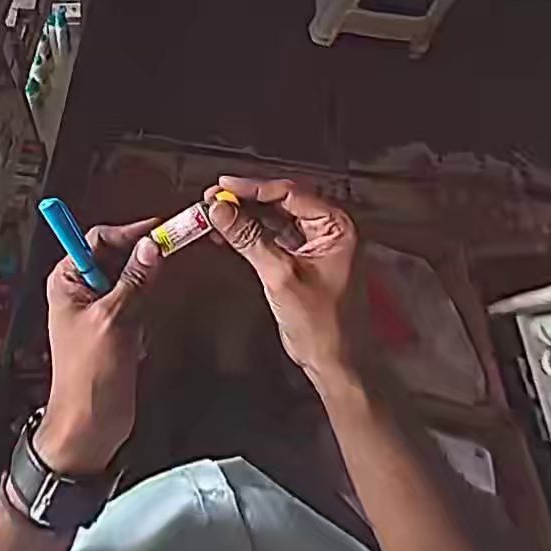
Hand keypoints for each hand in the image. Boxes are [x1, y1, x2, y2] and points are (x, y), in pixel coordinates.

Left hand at [38, 217, 163, 474]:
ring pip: (133, 279)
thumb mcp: (114, 320)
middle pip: (118, 256)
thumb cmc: (87, 377)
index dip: (129, 232)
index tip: (159, 229)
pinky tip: (137, 339)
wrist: (90, 428)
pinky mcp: (117, 325)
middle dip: (140, 266)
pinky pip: (139, 303)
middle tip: (166, 260)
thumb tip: (152, 245)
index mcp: (68, 280)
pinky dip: (145, 315)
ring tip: (138, 321)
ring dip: (143, 296)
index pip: (99, 238)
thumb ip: (136, 279)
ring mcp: (100, 307)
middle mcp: (82, 289)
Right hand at [206, 177, 363, 389]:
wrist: (336, 364)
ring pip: (274, 219)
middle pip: (281, 203)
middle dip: (246, 201)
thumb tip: (220, 210)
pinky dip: (250, 234)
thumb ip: (249, 238)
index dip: (253, 188)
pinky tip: (227, 233)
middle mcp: (328, 229)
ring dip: (245, 217)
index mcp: (336, 226)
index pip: (289, 193)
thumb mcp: (280, 276)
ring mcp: (315, 244)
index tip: (224, 186)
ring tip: (215, 213)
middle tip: (214, 198)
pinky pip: (273, 237)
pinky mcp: (302, 259)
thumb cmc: (323, 325)